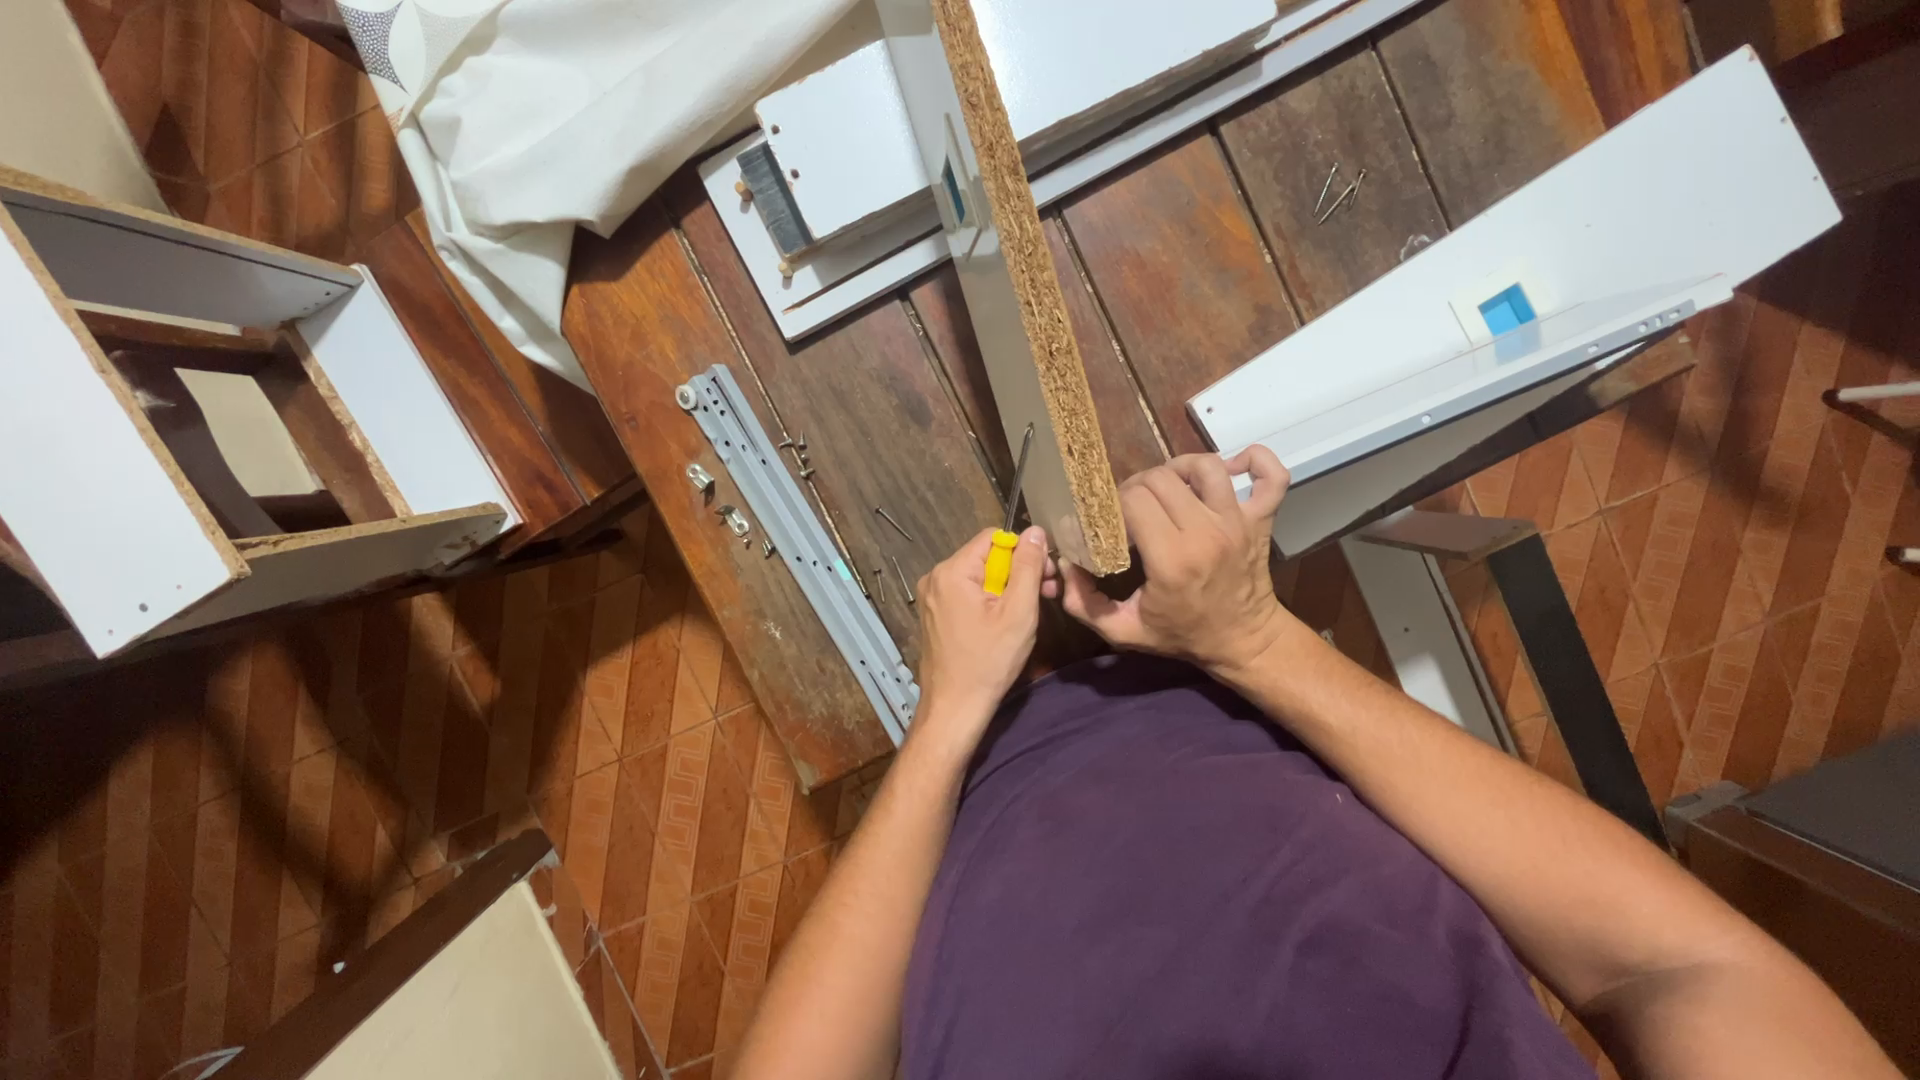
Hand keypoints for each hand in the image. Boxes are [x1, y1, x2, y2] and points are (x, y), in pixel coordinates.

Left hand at [913, 525, 1052, 734]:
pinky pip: (966, 594)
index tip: (1045, 575)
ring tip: (1029, 612)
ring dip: (1006, 588)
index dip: (1024, 551)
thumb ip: (1028, 567)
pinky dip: (988, 602)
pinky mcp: (935, 615)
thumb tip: (1036, 531)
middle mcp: (935, 578)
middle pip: (985, 557)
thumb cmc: (989, 661)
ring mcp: (931, 598)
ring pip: (978, 577)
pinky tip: (1005, 622)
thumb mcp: (1018, 611)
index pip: (993, 538)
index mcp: (951, 571)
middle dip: (1017, 571)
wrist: (955, 707)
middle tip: (1045, 594)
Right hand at [1061, 447, 1297, 676]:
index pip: (1132, 501)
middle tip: (1130, 509)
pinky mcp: (1261, 519)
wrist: (1244, 642)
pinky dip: (1253, 460)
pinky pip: (1271, 475)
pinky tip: (1230, 467)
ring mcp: (1238, 522)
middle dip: (1135, 487)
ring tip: (1166, 487)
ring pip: (1205, 465)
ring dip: (1179, 468)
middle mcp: (1206, 533)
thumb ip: (1085, 604)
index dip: (1113, 506)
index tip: (1111, 525)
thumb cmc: (1183, 635)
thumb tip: (1064, 566)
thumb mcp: (1124, 631)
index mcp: (1172, 561)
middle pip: (1160, 478)